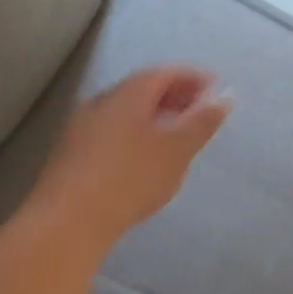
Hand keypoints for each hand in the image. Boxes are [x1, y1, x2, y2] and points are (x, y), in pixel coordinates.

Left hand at [29, 65, 233, 243]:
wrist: (68, 221)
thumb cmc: (132, 177)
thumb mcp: (179, 148)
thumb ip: (203, 120)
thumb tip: (223, 96)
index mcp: (127, 96)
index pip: (163, 73)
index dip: (193, 76)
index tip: (217, 89)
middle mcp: (101, 104)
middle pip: (142, 88)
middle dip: (176, 94)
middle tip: (203, 109)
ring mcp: (81, 128)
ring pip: (126, 109)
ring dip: (157, 113)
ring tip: (181, 131)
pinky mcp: (73, 152)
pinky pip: (114, 128)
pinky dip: (139, 129)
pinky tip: (151, 152)